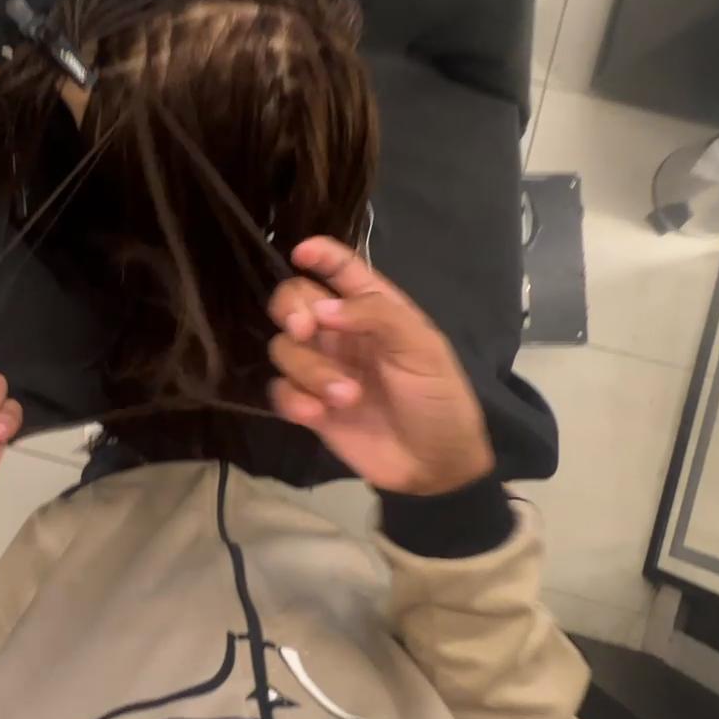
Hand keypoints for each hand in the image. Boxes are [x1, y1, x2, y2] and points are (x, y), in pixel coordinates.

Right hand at [267, 237, 493, 495]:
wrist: (433, 466)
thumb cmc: (438, 398)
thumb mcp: (422, 348)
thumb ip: (375, 315)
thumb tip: (321, 307)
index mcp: (373, 308)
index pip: (340, 269)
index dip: (320, 254)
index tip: (301, 253)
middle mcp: (340, 332)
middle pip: (294, 300)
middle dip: (292, 309)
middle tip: (306, 331)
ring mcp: (320, 368)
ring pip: (284, 347)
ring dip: (309, 370)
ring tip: (345, 397)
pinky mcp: (307, 404)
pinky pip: (280, 389)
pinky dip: (294, 399)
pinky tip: (318, 416)